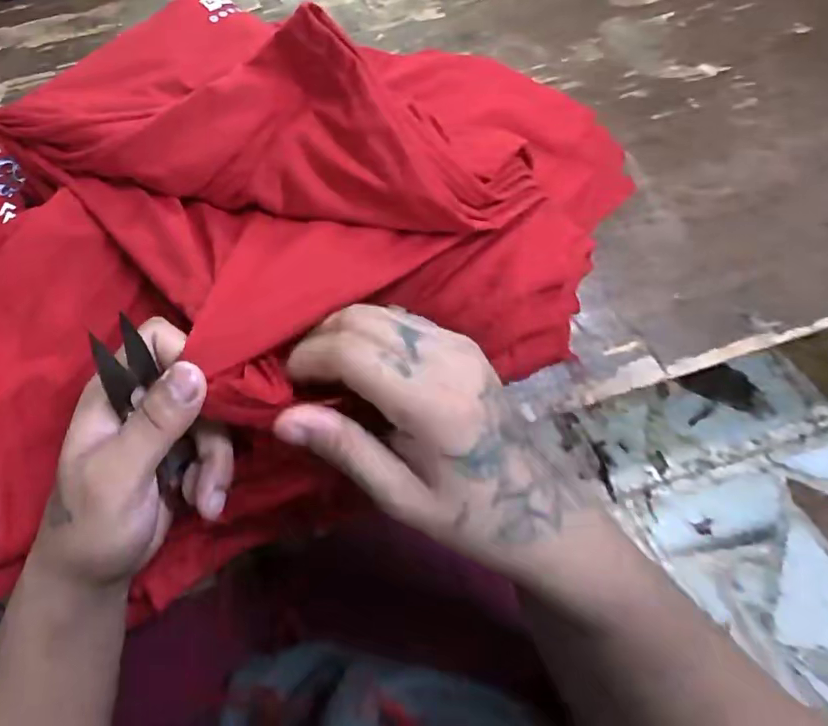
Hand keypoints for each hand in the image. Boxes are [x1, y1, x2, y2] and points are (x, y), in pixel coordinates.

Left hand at [29, 318, 234, 588]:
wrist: (92, 575)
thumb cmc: (92, 520)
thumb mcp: (121, 473)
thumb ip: (156, 422)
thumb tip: (194, 369)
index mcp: (112, 389)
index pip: (153, 339)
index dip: (185, 352)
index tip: (210, 393)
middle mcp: (137, 397)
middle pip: (194, 381)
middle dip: (211, 428)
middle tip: (211, 472)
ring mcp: (159, 425)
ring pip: (209, 417)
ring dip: (215, 461)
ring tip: (205, 502)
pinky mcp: (178, 453)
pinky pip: (211, 446)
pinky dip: (213, 475)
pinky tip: (203, 506)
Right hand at [272, 305, 592, 580]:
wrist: (547, 515)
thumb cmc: (468, 517)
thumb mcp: (399, 497)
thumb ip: (343, 448)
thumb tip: (281, 418)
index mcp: (432, 402)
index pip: (349, 350)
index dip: (306, 358)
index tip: (287, 384)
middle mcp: (446, 359)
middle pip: (356, 319)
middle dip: (316, 340)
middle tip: (301, 378)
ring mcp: (458, 344)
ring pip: (373, 311)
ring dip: (337, 331)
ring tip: (325, 370)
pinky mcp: (461, 341)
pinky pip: (395, 317)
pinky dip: (364, 330)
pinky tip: (360, 363)